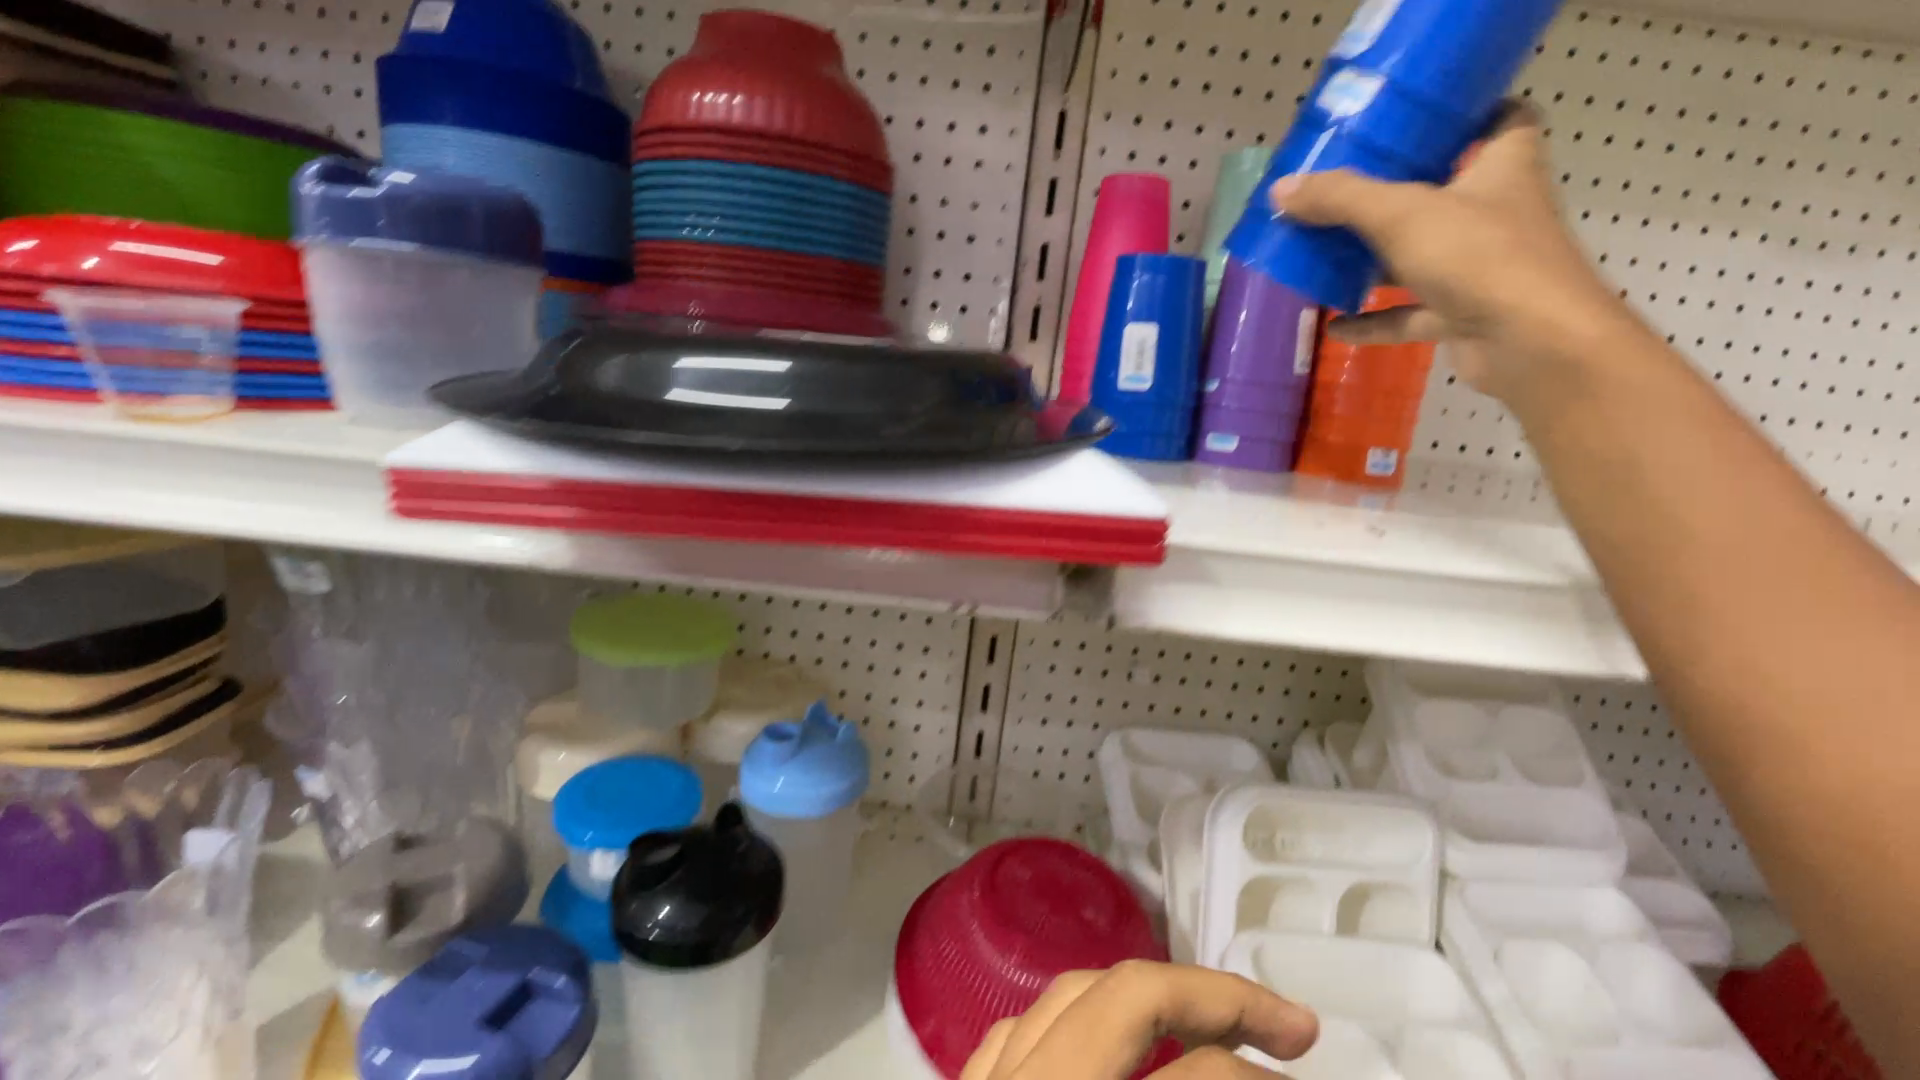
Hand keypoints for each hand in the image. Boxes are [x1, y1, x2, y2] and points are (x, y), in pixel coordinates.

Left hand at [959, 962, 1318, 1079]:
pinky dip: (1067, 1024)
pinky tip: (1103, 1040)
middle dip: (1217, 996)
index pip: (1200, 1074)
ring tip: (1203, 1021)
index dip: (1259, 1075)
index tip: (1301, 1075)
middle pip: (1129, 994)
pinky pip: (1013, 1035)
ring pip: (1068, 995)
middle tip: (1290, 1025)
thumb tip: (1253, 1076)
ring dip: (1144, 998)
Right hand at [1268, 104, 1641, 402]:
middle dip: (1399, 190)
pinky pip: (1411, 313)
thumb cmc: (1480, 256)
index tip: (1422, 116)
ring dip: (1379, 259)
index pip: (1502, 120)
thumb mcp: (1401, 215)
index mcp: (1503, 167)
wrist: (1532, 343)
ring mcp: (1482, 268)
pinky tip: (1334, 324)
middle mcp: (1498, 212)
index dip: (1469, 112)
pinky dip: (1374, 321)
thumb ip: (1341, 199)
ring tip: (1329, 253)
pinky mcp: (1465, 315)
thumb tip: (1282, 189)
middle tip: (1346, 185)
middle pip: (1448, 190)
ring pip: (1424, 256)